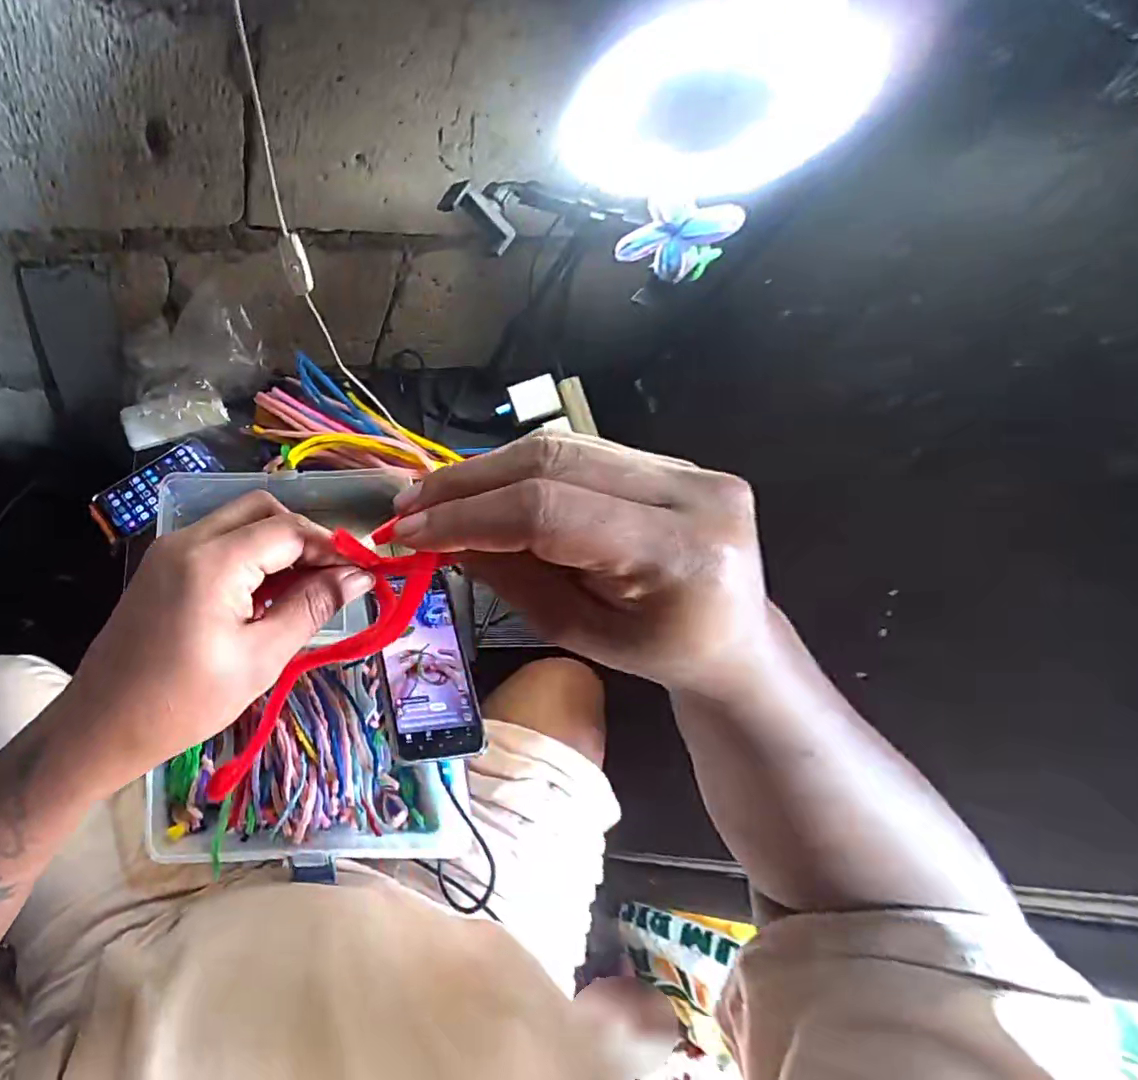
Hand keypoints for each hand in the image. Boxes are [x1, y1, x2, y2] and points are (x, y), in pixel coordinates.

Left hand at [65, 492, 373, 782]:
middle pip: (261, 510)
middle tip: (330, 579)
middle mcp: (188, 539)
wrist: (102, 722)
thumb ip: (310, 607)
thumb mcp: (259, 659)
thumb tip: (357, 577)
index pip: (287, 529)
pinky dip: (247, 558)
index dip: (330, 546)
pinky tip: (262, 598)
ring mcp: (169, 550)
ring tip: (301, 593)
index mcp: (212, 560)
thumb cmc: (184, 702)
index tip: (360, 574)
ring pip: (237, 523)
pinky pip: (215, 543)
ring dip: (275, 547)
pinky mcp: (161, 566)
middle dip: (302, 537)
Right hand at [389, 431, 772, 694]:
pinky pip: (572, 450)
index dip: (465, 516)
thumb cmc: (653, 651)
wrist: (730, 637)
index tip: (408, 532)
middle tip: (407, 506)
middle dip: (464, 483)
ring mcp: (684, 466)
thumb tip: (439, 536)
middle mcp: (690, 492)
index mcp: (678, 552)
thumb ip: (507, 576)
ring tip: (430, 496)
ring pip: (555, 445)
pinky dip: (513, 467)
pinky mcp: (666, 458)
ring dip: (481, 470)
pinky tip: (476, 486)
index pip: (546, 511)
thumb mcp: (572, 629)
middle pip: (549, 461)